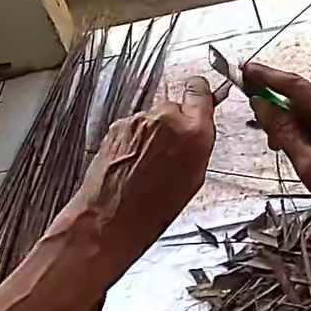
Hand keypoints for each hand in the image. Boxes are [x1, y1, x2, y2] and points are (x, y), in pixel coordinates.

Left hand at [0, 76, 215, 310]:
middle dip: (174, 124)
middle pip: (175, 108)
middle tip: (171, 150)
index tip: (200, 96)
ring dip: (153, 135)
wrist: (110, 218)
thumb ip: (198, 144)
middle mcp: (166, 120)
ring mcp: (138, 121)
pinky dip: (135, 141)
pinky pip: (134, 127)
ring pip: (153, 119)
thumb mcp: (194, 178)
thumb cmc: (153, 210)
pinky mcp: (117, 126)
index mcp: (193, 133)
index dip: (200, 94)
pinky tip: (133, 164)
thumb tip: (199, 128)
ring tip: (148, 164)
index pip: (200, 92)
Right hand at [243, 63, 310, 260]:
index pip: (296, 87)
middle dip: (277, 108)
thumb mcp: (310, 166)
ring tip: (275, 145)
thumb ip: (284, 132)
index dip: (267, 77)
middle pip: (304, 100)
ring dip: (290, 126)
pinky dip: (305, 135)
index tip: (245, 70)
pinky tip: (294, 150)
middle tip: (254, 119)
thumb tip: (262, 106)